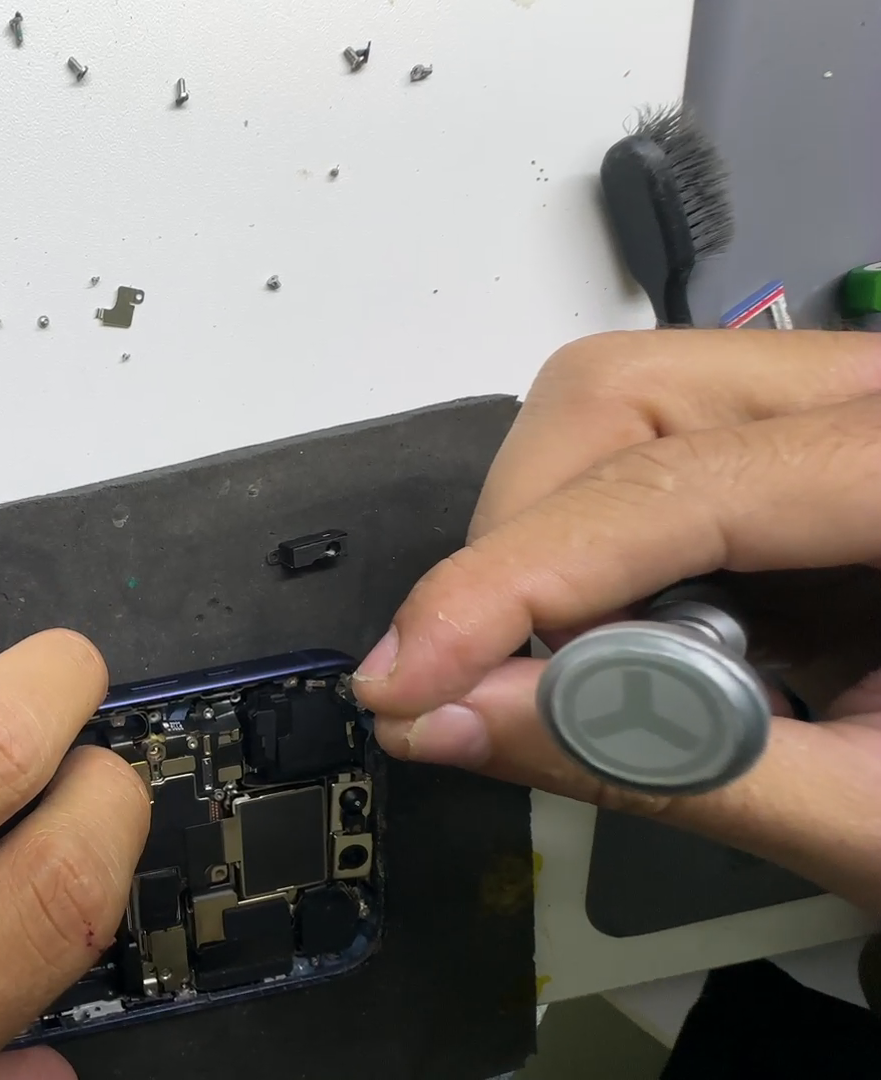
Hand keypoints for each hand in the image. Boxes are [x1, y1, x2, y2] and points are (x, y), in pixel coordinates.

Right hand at [350, 330, 880, 912]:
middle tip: (512, 669)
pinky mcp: (791, 453)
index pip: (666, 486)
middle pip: (617, 401)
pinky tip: (631, 635)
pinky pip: (622, 459)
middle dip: (520, 545)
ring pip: (602, 414)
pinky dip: (576, 555)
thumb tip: (435, 722)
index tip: (400, 682)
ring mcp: (838, 415)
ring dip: (537, 544)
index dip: (506, 584)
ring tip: (588, 657)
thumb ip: (656, 764)